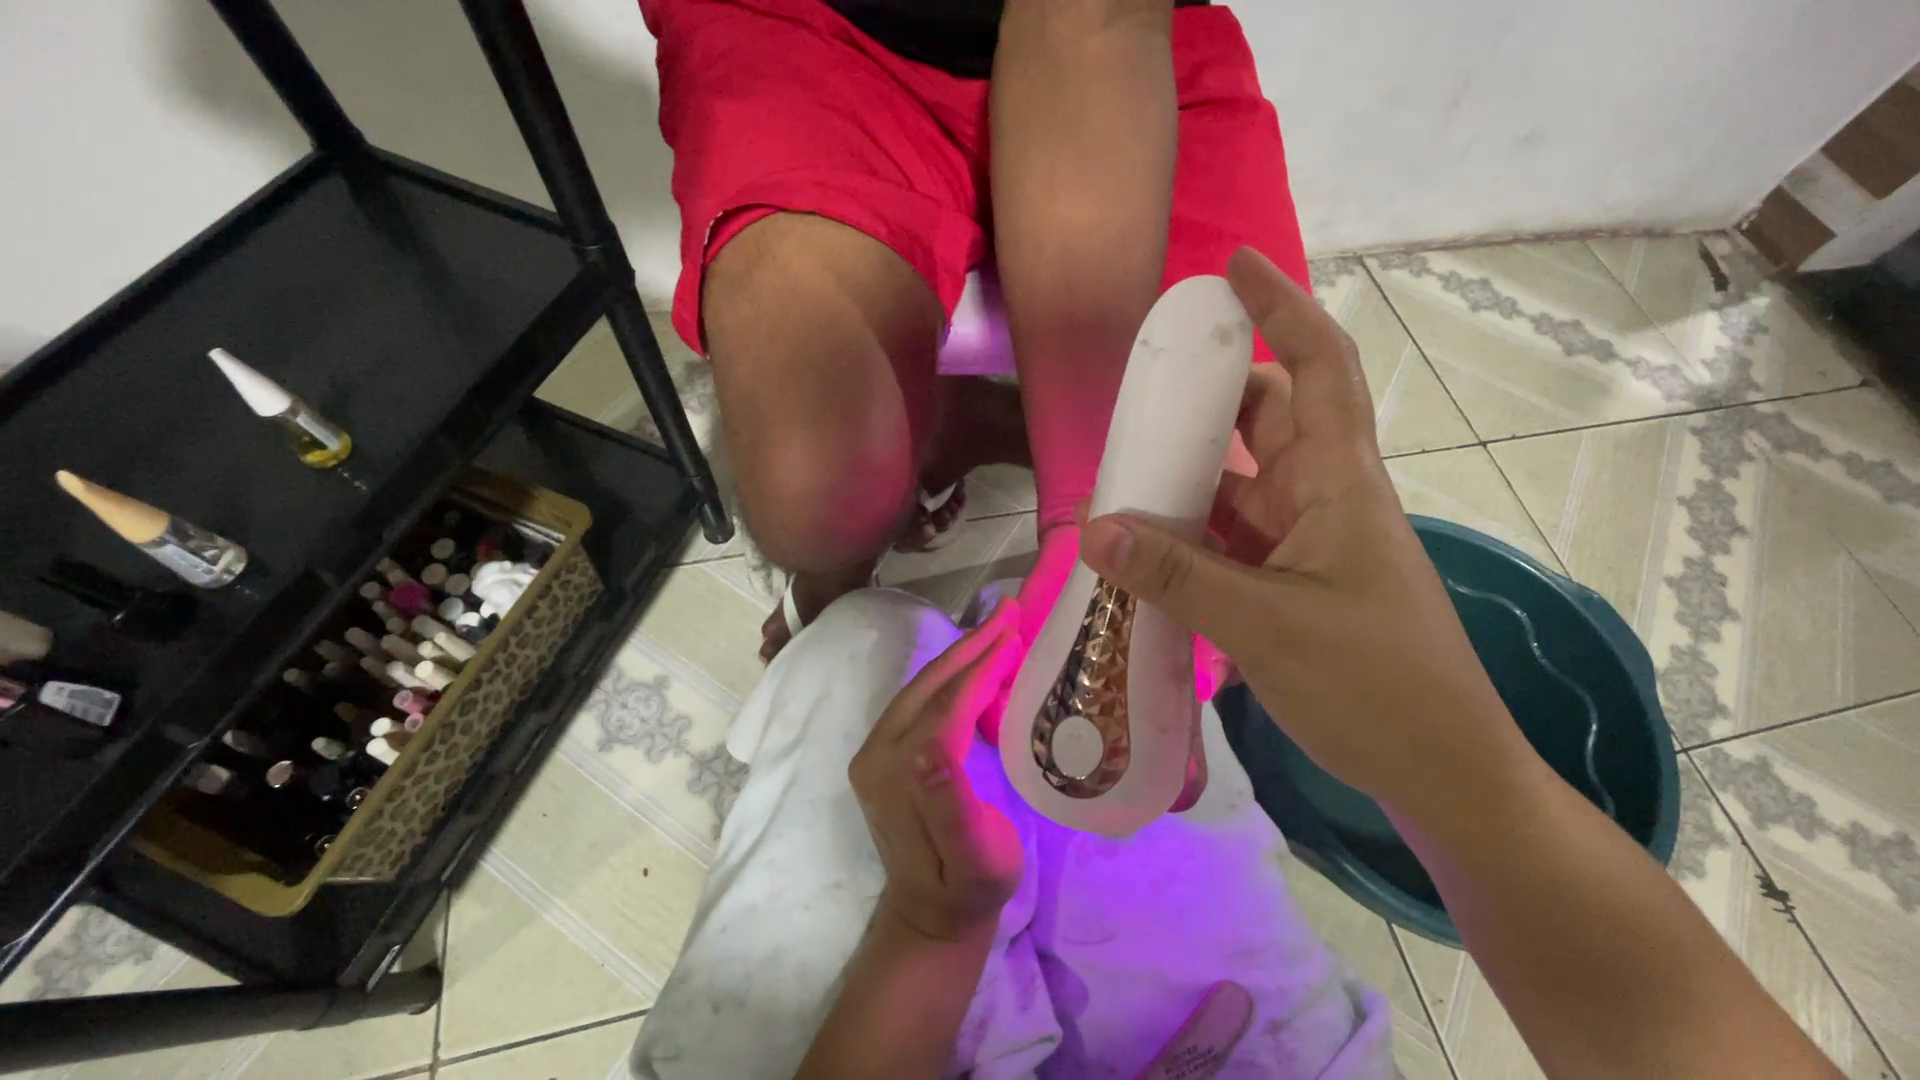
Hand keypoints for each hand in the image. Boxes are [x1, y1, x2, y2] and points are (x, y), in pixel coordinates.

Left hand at [849, 599, 1025, 943]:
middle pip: (930, 686)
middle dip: (972, 645)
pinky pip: (916, 702)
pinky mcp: (879, 756)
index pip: (948, 706)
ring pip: (920, 689)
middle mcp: (878, 756)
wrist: (930, 913)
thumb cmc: (969, 887)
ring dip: (959, 655)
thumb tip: (931, 751)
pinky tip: (972, 665)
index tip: (1017, 631)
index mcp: (904, 777)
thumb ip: (951, 806)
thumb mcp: (974, 858)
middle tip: (1010, 610)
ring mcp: (874, 754)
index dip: (983, 666)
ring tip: (997, 629)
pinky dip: (947, 677)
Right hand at [1078, 248, 1528, 817]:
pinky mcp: (1291, 584)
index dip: (1279, 308)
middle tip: (1142, 389)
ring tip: (1122, 466)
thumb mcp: (1265, 625)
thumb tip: (1092, 529)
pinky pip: (1230, 536)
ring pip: (1242, 481)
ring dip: (1190, 470)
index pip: (1318, 366)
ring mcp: (1307, 543)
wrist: (1440, 769)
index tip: (1231, 267)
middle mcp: (1324, 498)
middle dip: (1210, 393)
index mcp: (1339, 482)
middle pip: (1268, 417)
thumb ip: (1174, 575)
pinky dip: (1189, 531)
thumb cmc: (1374, 685)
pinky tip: (1143, 545)